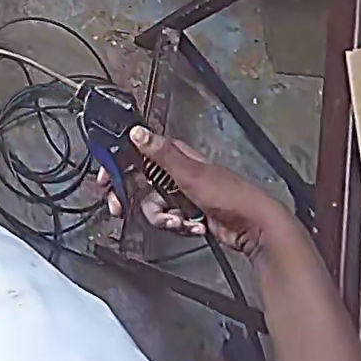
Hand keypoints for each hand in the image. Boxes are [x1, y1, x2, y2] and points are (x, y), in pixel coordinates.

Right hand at [100, 125, 298, 263]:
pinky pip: (167, 219)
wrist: (255, 228)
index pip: (136, 154)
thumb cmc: (230, 195)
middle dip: (130, 197)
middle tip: (119, 206)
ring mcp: (180, 194)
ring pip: (151, 205)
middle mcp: (176, 172)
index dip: (117, 166)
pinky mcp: (186, 213)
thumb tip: (137, 132)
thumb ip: (160, 153)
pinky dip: (176, 225)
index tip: (106, 178)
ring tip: (178, 221)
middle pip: (138, 182)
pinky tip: (192, 226)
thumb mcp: (190, 173)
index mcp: (175, 156)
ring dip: (161, 216)